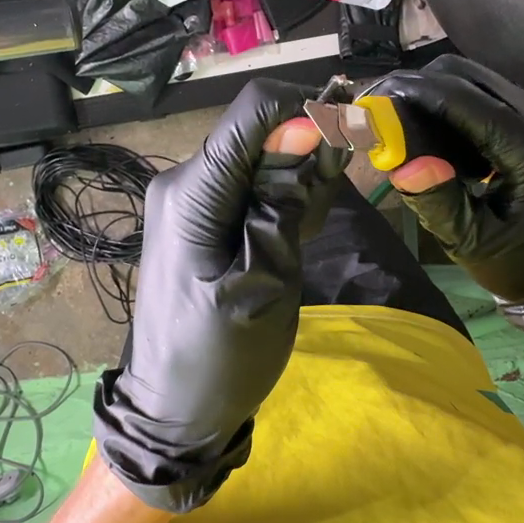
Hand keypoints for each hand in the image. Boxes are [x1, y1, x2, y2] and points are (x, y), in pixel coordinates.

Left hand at [93, 80, 347, 512]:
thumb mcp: (266, 282)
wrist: (171, 411)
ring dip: (298, 182)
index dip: (309, 110)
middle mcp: (185, 181)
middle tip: (326, 214)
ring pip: (259, 159)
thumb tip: (309, 125)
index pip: (255, 110)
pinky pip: (249, 188)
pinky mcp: (201, 219)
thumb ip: (284, 200)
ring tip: (304, 239)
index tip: (352, 138)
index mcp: (193, 192)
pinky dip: (282, 202)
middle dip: (308, 150)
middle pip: (259, 132)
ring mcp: (191, 199)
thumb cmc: (219, 357)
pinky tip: (292, 239)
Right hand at [373, 55, 523, 344]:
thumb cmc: (520, 262)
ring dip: (429, 93)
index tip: (372, 98)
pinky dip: (447, 103)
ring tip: (395, 121)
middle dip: (416, 87)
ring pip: (470, 78)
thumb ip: (439, 203)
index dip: (416, 94)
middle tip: (377, 111)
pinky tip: (428, 132)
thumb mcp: (474, 243)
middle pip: (464, 76)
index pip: (466, 103)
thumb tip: (403, 167)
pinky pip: (480, 92)